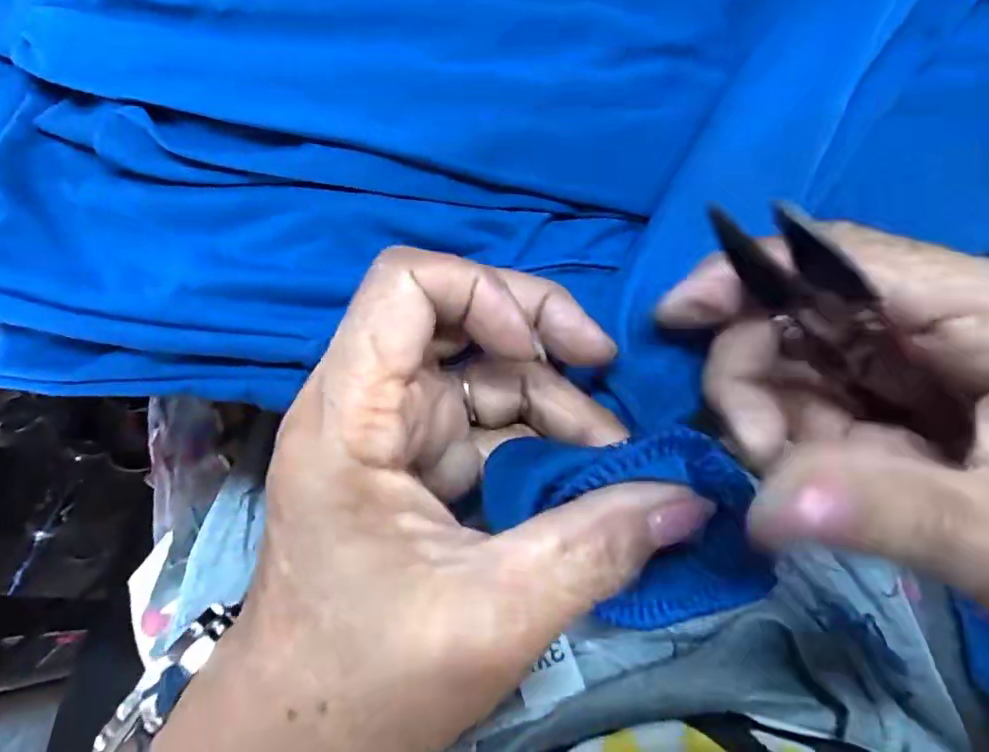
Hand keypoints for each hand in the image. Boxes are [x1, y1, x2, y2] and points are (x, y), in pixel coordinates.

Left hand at [158, 249, 713, 751]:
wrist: (300, 744)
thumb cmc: (366, 682)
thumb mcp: (492, 616)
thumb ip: (596, 548)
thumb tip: (688, 497)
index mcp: (352, 415)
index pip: (404, 283)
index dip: (482, 290)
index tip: (539, 349)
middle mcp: (371, 400)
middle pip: (457, 307)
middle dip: (538, 326)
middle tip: (603, 362)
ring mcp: (399, 425)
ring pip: (487, 363)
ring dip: (556, 394)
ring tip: (614, 453)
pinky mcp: (423, 454)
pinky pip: (495, 414)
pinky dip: (545, 432)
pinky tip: (588, 471)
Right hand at [658, 224, 988, 751]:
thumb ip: (900, 515)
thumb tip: (761, 505)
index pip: (868, 263)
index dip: (763, 271)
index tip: (678, 310)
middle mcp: (987, 323)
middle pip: (829, 309)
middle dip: (765, 366)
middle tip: (749, 445)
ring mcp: (958, 366)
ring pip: (823, 356)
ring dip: (778, 408)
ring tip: (778, 472)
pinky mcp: (939, 410)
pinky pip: (840, 403)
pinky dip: (803, 436)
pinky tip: (803, 476)